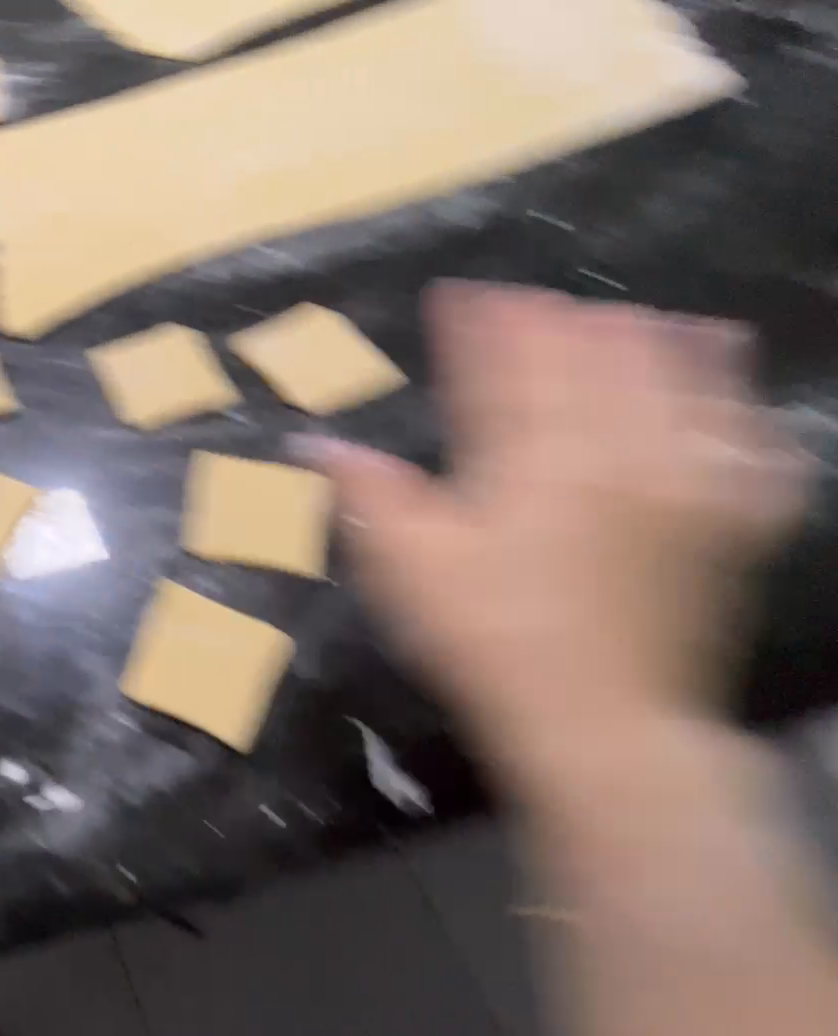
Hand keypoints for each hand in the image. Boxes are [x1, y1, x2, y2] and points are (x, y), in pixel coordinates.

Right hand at [307, 283, 805, 780]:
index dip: (477, 326)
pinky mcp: (729, 519)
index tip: (458, 295)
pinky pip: (742, 437)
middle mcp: (616, 452)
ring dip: (642, 340)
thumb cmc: (484, 635)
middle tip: (527, 302)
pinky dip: (727, 398)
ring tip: (622, 318)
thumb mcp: (404, 566)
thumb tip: (315, 443)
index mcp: (530, 460)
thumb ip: (368, 492)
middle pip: (591, 358)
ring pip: (676, 380)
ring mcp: (684, 481)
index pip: (500, 369)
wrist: (601, 719)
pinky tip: (719, 384)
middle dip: (554, 321)